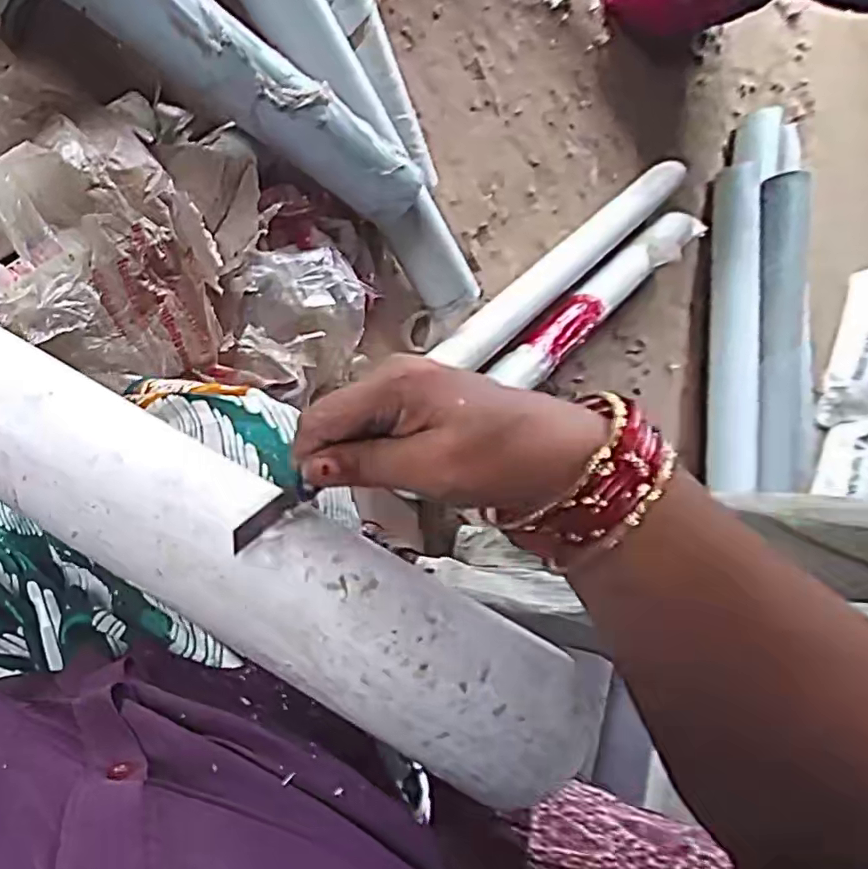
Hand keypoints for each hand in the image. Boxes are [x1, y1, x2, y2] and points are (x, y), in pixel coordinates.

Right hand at [293, 356, 610, 511]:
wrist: (562, 458)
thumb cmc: (503, 458)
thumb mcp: (425, 469)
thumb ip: (361, 464)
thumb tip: (310, 468)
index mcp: (393, 382)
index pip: (321, 416)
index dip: (305, 455)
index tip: (305, 490)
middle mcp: (395, 375)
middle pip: (333, 417)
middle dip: (327, 455)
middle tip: (339, 493)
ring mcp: (407, 387)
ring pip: (351, 424)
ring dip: (349, 456)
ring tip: (372, 485)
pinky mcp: (419, 404)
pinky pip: (374, 427)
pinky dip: (371, 452)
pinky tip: (389, 471)